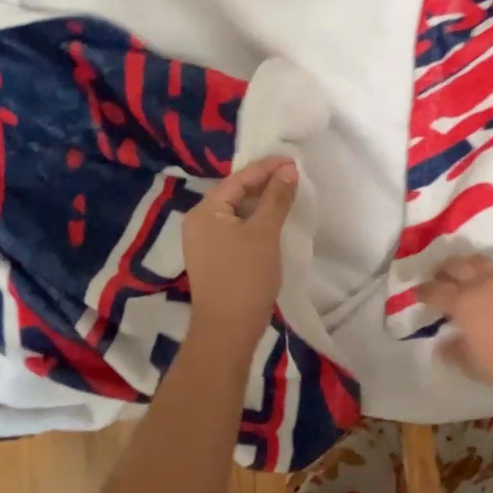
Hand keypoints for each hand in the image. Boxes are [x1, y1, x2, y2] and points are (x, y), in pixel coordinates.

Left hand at [181, 157, 297, 343]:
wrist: (227, 331)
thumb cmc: (245, 277)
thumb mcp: (265, 233)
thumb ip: (276, 198)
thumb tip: (288, 170)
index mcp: (205, 210)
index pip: (239, 179)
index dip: (267, 168)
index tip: (293, 160)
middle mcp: (199, 222)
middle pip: (235, 193)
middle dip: (264, 183)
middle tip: (293, 175)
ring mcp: (204, 242)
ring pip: (236, 212)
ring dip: (261, 202)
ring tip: (287, 194)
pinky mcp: (214, 259)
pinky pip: (235, 228)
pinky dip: (254, 221)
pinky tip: (273, 221)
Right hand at [418, 253, 492, 394]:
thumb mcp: (471, 364)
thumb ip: (453, 351)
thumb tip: (442, 343)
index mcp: (461, 303)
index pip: (434, 290)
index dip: (423, 291)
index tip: (417, 292)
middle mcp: (478, 283)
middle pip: (454, 265)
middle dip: (442, 270)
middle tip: (439, 277)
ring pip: (478, 260)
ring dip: (467, 264)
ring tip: (466, 272)